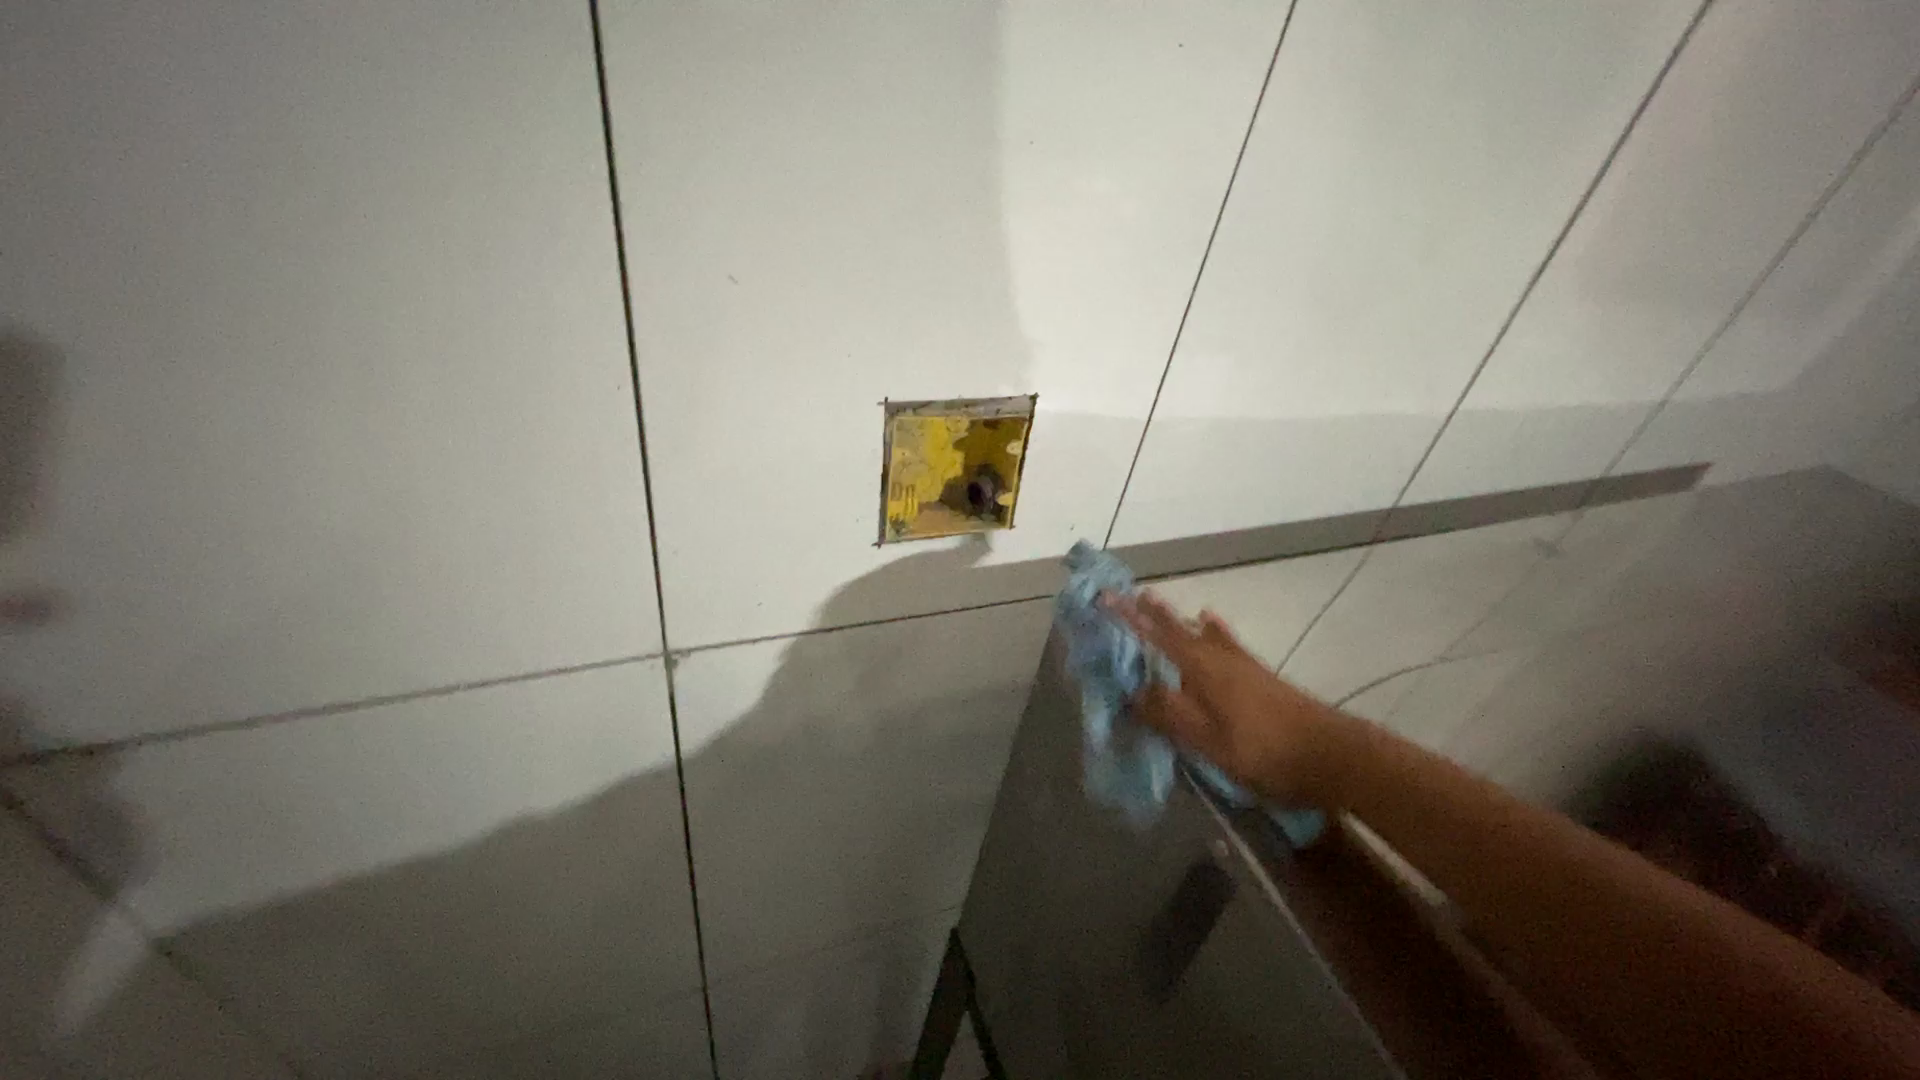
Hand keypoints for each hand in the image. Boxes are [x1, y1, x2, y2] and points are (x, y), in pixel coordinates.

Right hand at [1103, 590, 1357, 804]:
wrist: (1330, 755)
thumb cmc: (1261, 750)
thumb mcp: (1206, 739)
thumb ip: (1168, 713)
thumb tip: (1132, 691)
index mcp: (1200, 669)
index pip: (1156, 636)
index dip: (1129, 618)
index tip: (1104, 597)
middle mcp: (1219, 657)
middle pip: (1178, 628)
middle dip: (1151, 612)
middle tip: (1127, 594)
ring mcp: (1242, 663)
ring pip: (1200, 633)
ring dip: (1176, 619)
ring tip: (1158, 604)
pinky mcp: (1258, 674)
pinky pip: (1225, 641)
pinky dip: (1212, 630)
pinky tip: (1211, 622)